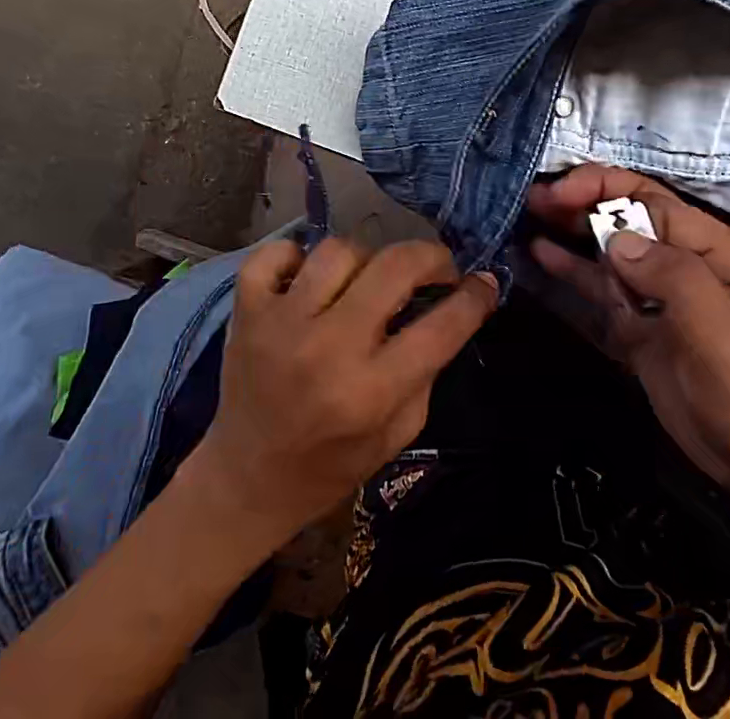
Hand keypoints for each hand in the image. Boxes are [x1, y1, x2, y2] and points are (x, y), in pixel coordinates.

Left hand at [189, 237, 498, 544]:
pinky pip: (274, 254)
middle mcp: (327, 348)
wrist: (248, 477)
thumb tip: (447, 310)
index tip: (484, 283)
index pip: (441, 326)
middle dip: (431, 257)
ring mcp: (280, 324)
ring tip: (368, 282)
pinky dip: (296, 256)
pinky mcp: (246, 312)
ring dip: (366, 260)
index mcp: (371, 391)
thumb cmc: (330, 464)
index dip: (474, 297)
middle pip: (394, 267)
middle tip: (436, 270)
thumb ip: (426, 372)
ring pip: (338, 251)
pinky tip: (309, 279)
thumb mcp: (398, 433)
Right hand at [525, 165, 729, 508]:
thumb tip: (618, 240)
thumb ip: (679, 283)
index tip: (560, 194)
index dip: (607, 191)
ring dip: (574, 232)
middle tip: (534, 199)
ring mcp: (667, 299)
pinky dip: (575, 272)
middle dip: (585, 204)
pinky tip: (543, 255)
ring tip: (528, 215)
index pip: (661, 207)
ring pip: (614, 252)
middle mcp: (696, 268)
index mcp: (729, 259)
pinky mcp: (645, 328)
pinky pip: (606, 290)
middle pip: (634, 220)